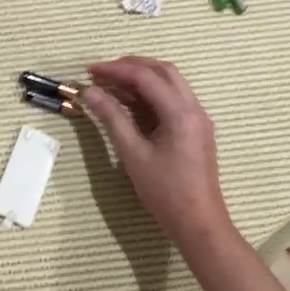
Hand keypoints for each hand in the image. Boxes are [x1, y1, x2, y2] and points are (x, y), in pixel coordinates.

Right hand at [81, 56, 230, 242]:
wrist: (199, 224)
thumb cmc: (165, 191)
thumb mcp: (133, 154)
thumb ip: (112, 118)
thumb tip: (91, 92)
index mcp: (180, 113)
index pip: (146, 77)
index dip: (116, 70)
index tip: (90, 72)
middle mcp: (194, 109)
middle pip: (163, 71)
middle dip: (131, 66)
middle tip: (103, 72)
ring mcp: (198, 118)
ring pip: (170, 82)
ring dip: (141, 77)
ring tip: (111, 85)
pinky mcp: (195, 129)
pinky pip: (173, 98)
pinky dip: (150, 93)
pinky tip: (129, 102)